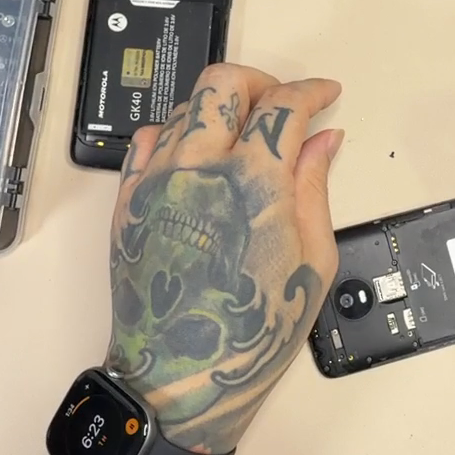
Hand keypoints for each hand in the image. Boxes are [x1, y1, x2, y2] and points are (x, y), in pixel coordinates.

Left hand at [107, 63, 343, 454]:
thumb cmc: (254, 330)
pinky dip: (179, 133)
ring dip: (222, 106)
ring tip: (244, 136)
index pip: (286, 105)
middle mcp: (199, 169)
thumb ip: (314, 187)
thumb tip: (324, 139)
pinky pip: (149, 140)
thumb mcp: (312, 260)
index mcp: (254, 183)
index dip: (313, 91)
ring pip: (187, 105)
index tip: (326, 95)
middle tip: (283, 105)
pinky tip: (199, 157)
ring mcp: (157, 181)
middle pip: (226, 81)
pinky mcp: (128, 200)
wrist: (180, 373)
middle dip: (263, 81)